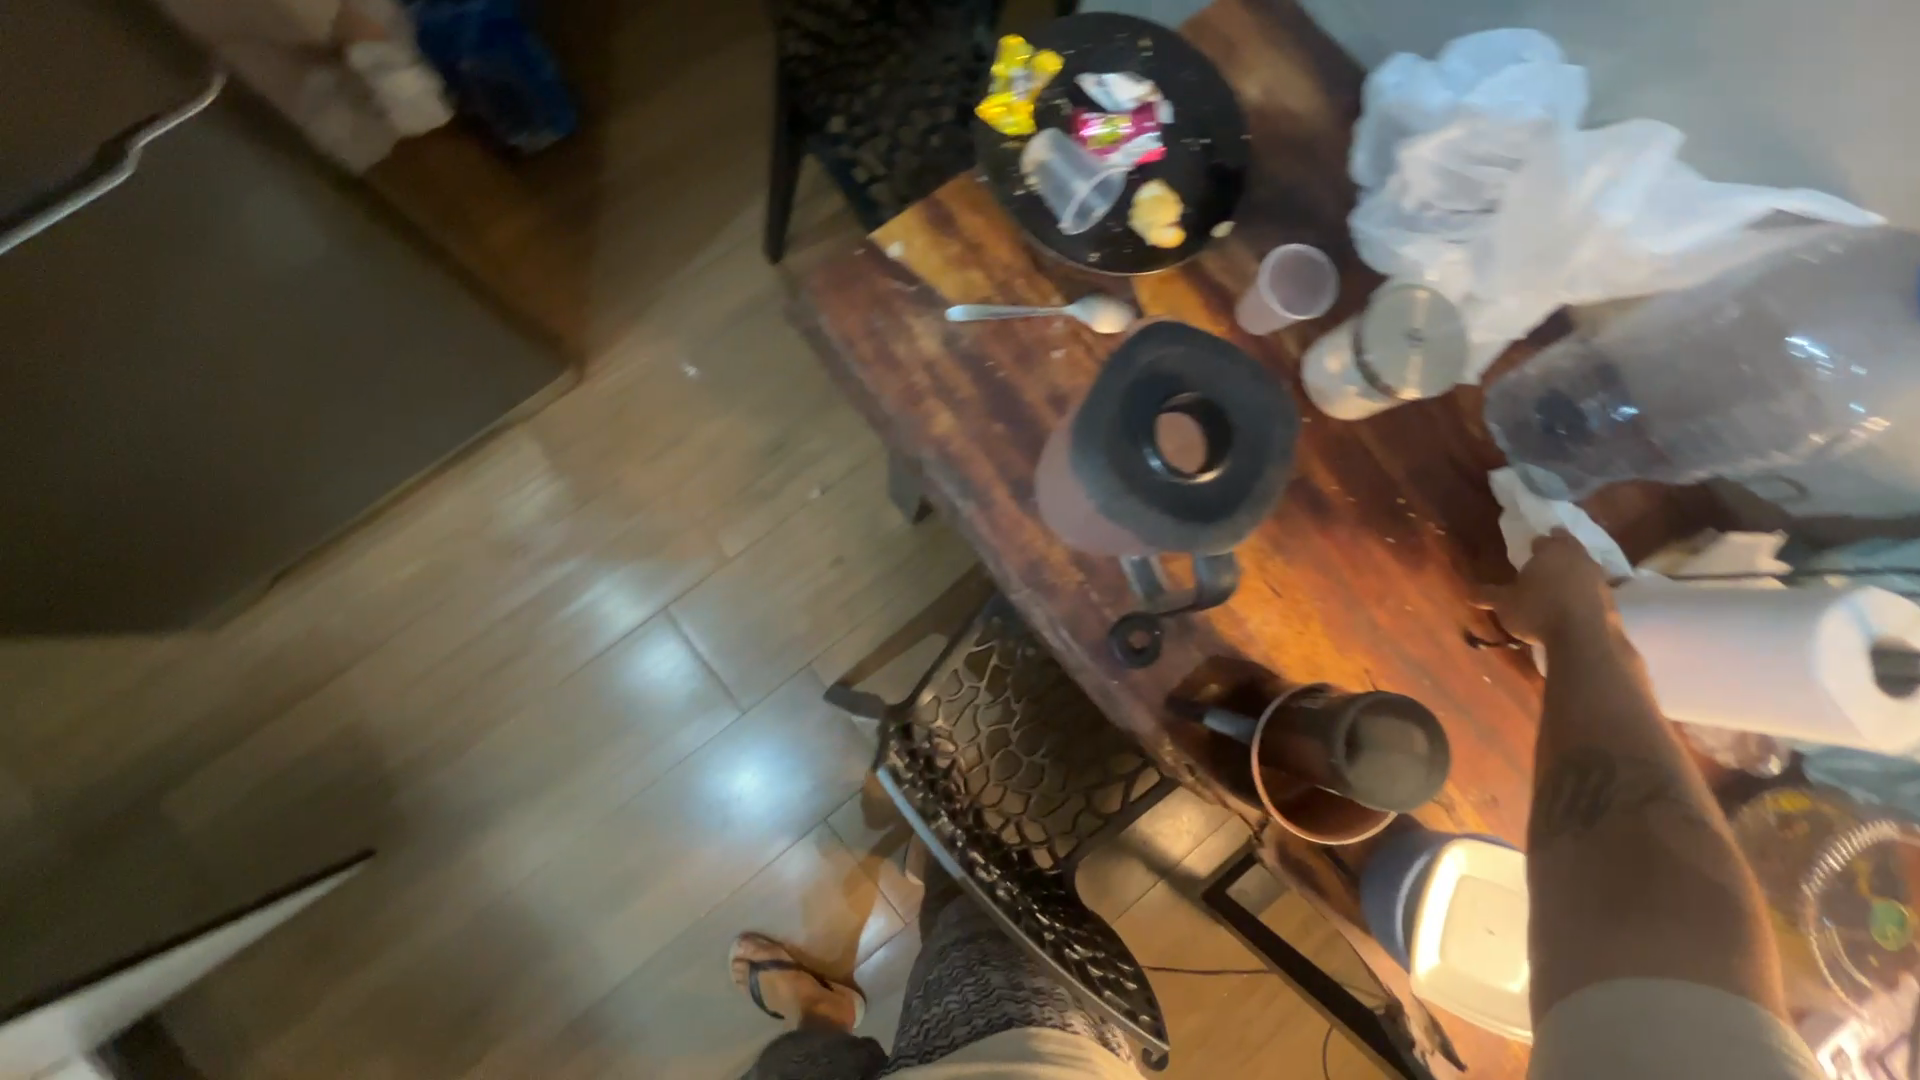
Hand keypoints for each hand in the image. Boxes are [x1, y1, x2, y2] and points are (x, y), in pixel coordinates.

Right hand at [1481, 531, 1616, 644]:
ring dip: (1574, 571)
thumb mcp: (1504, 604)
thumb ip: (1488, 595)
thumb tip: (1468, 592)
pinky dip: (1584, 591)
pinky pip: (1594, 587)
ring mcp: (1600, 577)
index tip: (1530, 550)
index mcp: (1551, 551)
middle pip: (1570, 547)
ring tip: (1560, 582)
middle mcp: (1578, 558)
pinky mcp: (1612, 598)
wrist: (1585, 638)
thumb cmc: (1537, 611)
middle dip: (1559, 551)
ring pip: (1585, 566)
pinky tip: (1573, 602)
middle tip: (1547, 558)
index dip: (1536, 544)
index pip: (1544, 539)